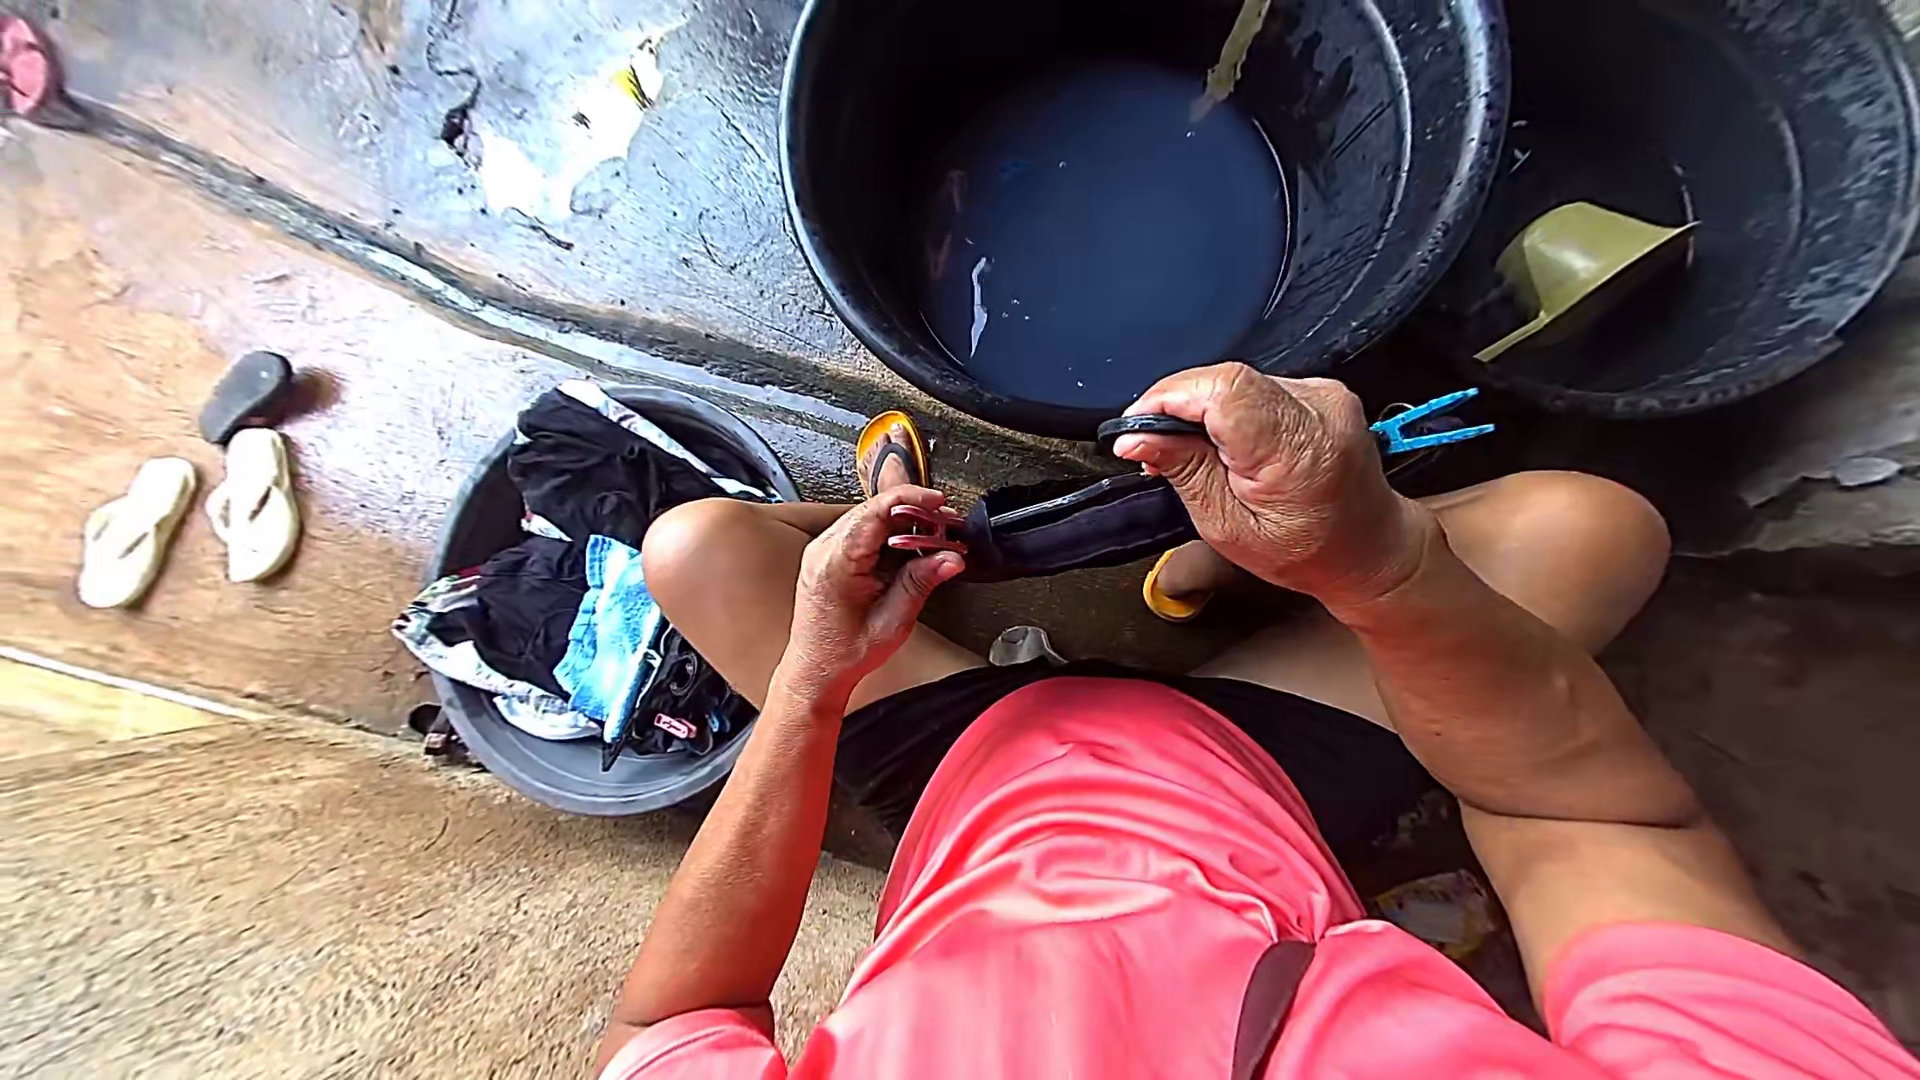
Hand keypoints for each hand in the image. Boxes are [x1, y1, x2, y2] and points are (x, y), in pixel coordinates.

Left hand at [773, 487, 965, 703]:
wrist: (817, 671)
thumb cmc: (844, 653)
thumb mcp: (893, 620)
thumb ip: (921, 583)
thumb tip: (950, 558)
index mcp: (837, 561)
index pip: (877, 509)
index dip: (912, 499)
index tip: (939, 503)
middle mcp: (825, 549)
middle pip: (875, 509)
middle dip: (916, 512)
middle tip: (946, 526)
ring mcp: (824, 550)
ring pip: (871, 517)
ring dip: (905, 523)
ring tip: (933, 540)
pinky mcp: (830, 555)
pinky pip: (864, 531)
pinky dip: (891, 534)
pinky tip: (910, 549)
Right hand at [1111, 363, 1435, 608]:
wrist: (1368, 547)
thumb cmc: (1305, 549)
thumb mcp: (1225, 525)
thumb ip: (1181, 471)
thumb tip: (1134, 438)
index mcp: (1296, 451)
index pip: (1223, 390)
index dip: (1168, 399)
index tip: (1137, 427)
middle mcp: (1316, 410)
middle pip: (1222, 380)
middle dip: (1173, 408)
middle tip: (1154, 447)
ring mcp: (1320, 393)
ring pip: (1230, 381)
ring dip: (1194, 410)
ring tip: (1188, 453)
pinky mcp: (1315, 389)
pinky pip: (1249, 386)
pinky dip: (1219, 410)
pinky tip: (1217, 442)